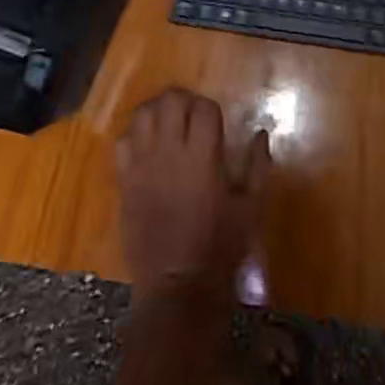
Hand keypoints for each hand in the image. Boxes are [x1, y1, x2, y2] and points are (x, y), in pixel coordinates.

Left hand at [115, 88, 270, 300]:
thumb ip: (258, 166)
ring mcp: (142, 165)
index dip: (210, 107)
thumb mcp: (251, 208)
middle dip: (183, 99)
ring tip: (167, 122)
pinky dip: (134, 134)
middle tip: (191, 113)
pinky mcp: (125, 181)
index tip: (215, 119)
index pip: (203, 108)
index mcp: (203, 157)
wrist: (177, 285)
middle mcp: (169, 153)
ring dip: (157, 110)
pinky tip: (146, 145)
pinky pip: (122, 141)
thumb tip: (262, 133)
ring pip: (142, 115)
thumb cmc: (220, 247)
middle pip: (170, 101)